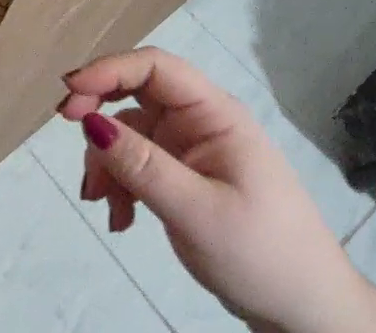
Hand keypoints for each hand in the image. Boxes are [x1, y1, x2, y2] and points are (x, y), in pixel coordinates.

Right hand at [60, 47, 375, 332]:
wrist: (309, 316)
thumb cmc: (263, 257)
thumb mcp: (197, 213)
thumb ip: (142, 166)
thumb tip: (89, 122)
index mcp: (216, 115)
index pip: (154, 67)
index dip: (108, 69)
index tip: (69, 94)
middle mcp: (201, 122)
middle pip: (135, 95)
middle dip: (98, 112)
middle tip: (67, 131)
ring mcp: (191, 150)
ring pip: (128, 133)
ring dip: (107, 163)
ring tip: (103, 204)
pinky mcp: (183, 177)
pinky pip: (136, 164)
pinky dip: (120, 185)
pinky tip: (119, 218)